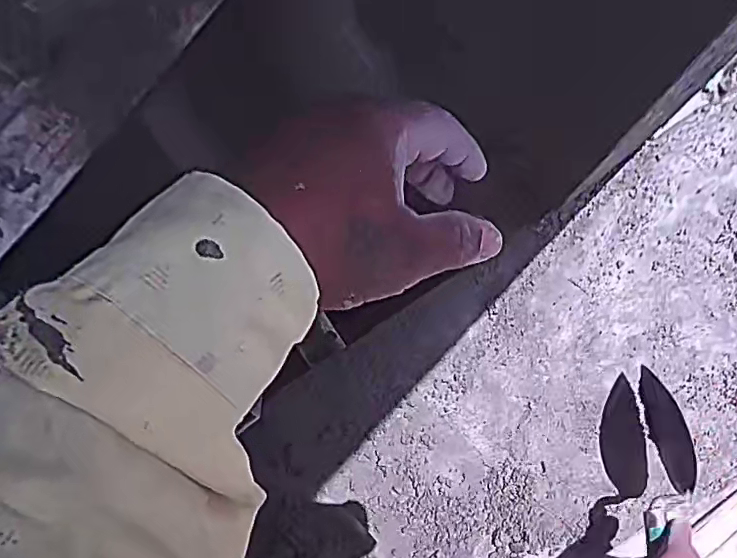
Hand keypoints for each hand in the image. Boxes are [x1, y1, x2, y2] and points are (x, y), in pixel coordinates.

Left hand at [235, 100, 502, 309]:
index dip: (463, 153)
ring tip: (400, 211)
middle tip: (442, 193)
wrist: (250, 257)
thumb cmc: (328, 246)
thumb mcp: (409, 251)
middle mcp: (337, 120)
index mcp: (378, 129)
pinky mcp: (276, 163)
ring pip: (360, 148)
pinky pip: (329, 165)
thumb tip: (486, 236)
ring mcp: (302, 138)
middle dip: (427, 166)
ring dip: (388, 177)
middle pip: (397, 133)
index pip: (438, 127)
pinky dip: (353, 184)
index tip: (473, 170)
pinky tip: (354, 217)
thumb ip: (455, 240)